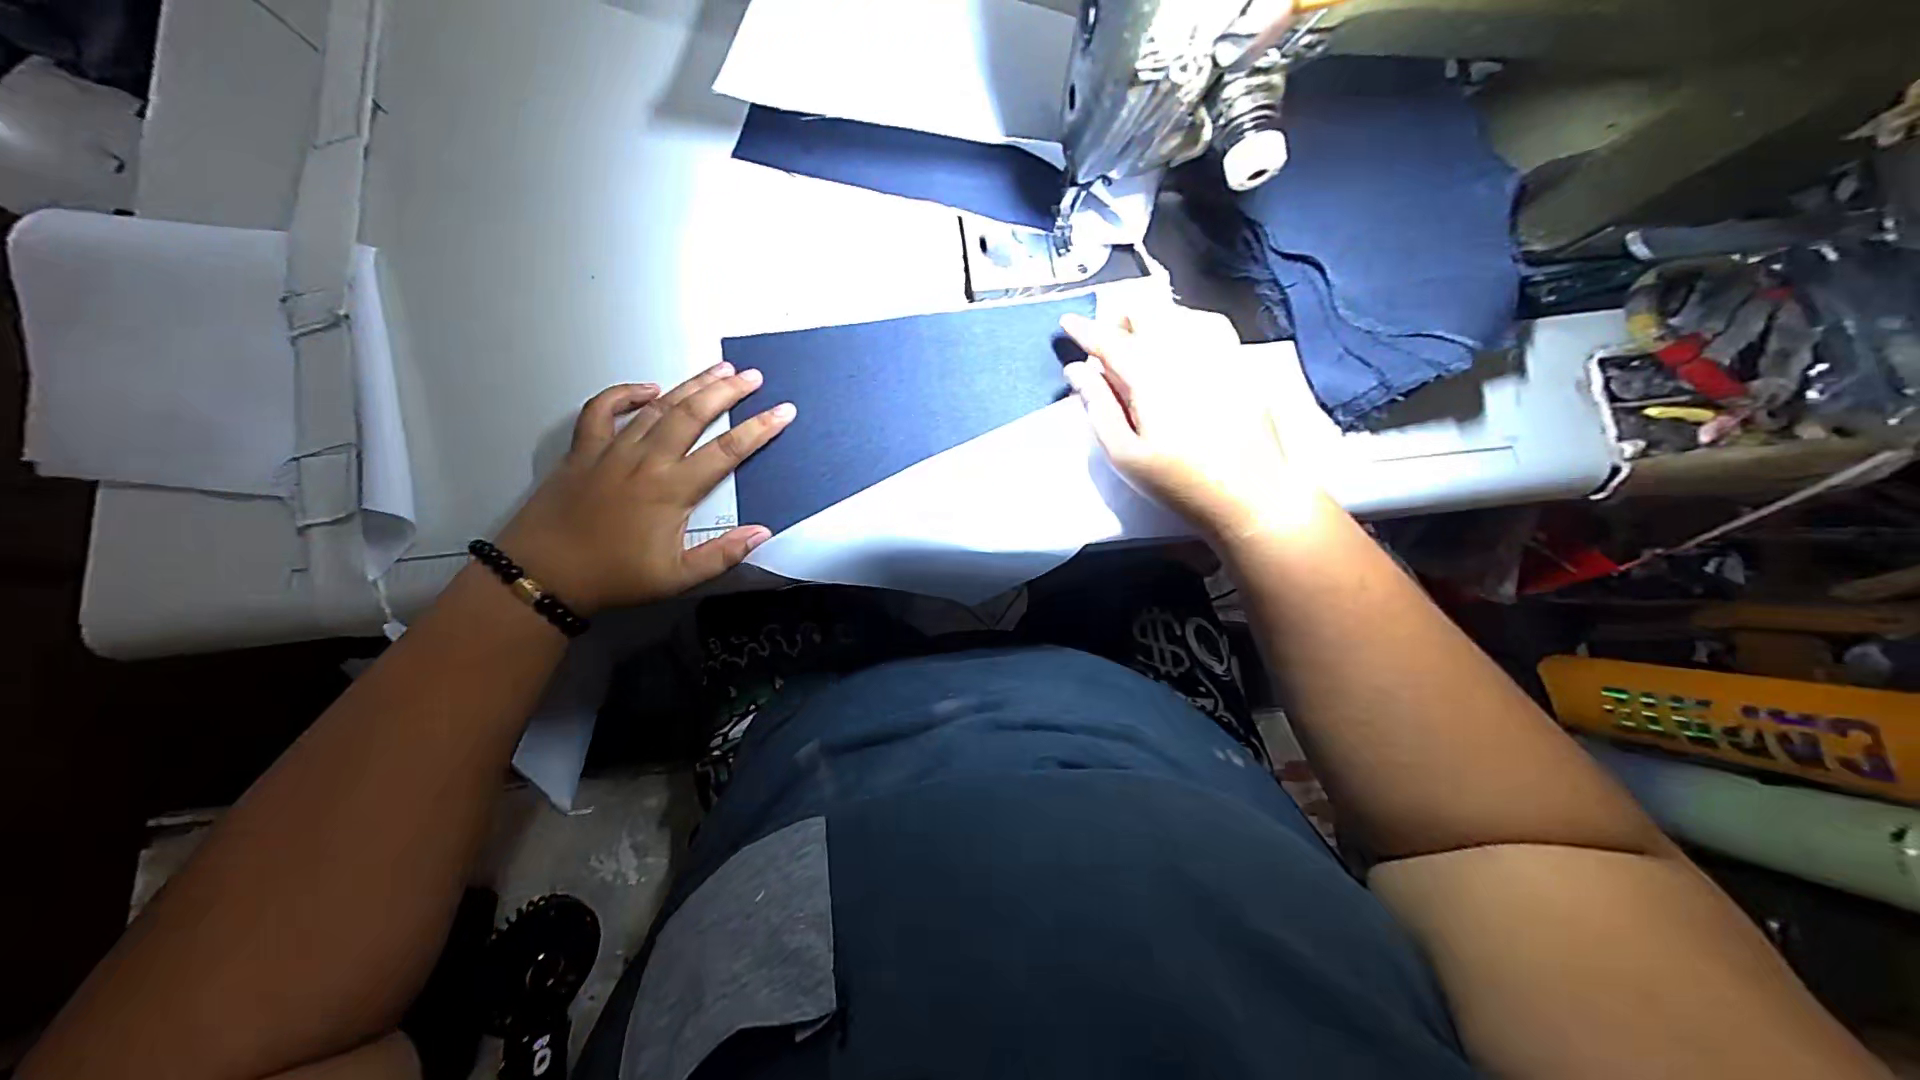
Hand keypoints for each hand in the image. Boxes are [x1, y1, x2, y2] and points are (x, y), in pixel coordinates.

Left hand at [495, 363, 793, 613]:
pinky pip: (602, 410)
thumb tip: (762, 532)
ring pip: (658, 407)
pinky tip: (647, 388)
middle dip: (727, 391)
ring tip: (718, 368)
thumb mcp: (677, 577)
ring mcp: (612, 450)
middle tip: (753, 375)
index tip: (783, 411)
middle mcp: (647, 461)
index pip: (727, 451)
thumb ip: (722, 554)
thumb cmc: (615, 577)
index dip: (760, 429)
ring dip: (690, 385)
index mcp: (673, 490)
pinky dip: (624, 394)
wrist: (545, 574)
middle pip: (693, 414)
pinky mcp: (583, 450)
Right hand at [1060, 305, 1313, 543]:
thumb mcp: (1125, 454)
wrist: (1251, 497)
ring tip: (1143, 345)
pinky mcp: (1242, 364)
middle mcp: (1186, 352)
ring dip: (1153, 320)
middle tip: (1108, 347)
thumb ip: (1098, 407)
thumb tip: (1077, 370)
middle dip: (1120, 320)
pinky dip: (1186, 325)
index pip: (1110, 339)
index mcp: (1151, 375)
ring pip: (1179, 313)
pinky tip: (1182, 347)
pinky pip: (1211, 326)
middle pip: (1147, 311)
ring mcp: (1219, 354)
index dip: (1085, 330)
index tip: (1068, 322)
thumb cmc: (1179, 482)